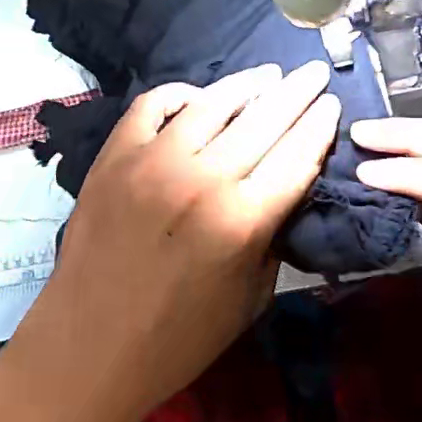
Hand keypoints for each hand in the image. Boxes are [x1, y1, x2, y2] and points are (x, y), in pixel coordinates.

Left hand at [0, 62, 340, 421]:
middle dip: (297, 92)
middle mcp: (202, 179)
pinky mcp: (115, 156)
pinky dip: (180, 94)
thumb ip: (273, 234)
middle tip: (314, 72)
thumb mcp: (251, 296)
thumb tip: (286, 185)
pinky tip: (198, 97)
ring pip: (213, 102)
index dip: (320, 126)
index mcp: (243, 220)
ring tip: (268, 74)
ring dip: (248, 84)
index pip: (297, 155)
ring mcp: (153, 161)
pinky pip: (153, 105)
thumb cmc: (179, 338)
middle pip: (265, 119)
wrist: (89, 348)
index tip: (332, 104)